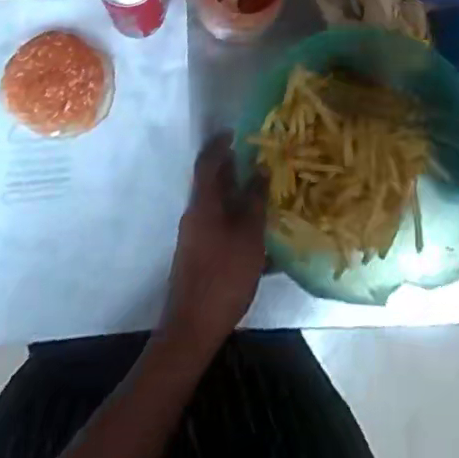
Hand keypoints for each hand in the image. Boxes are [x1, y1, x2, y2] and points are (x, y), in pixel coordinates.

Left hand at [160, 134, 265, 353]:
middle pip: (212, 183)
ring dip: (238, 195)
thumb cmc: (224, 276)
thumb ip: (254, 202)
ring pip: (218, 205)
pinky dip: (237, 220)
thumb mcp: (248, 237)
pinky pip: (220, 225)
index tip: (235, 132)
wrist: (193, 325)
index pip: (207, 164)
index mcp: (203, 205)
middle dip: (233, 169)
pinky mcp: (201, 255)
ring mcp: (196, 236)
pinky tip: (260, 232)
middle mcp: (195, 215)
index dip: (219, 145)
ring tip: (265, 192)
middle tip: (259, 159)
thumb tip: (259, 170)